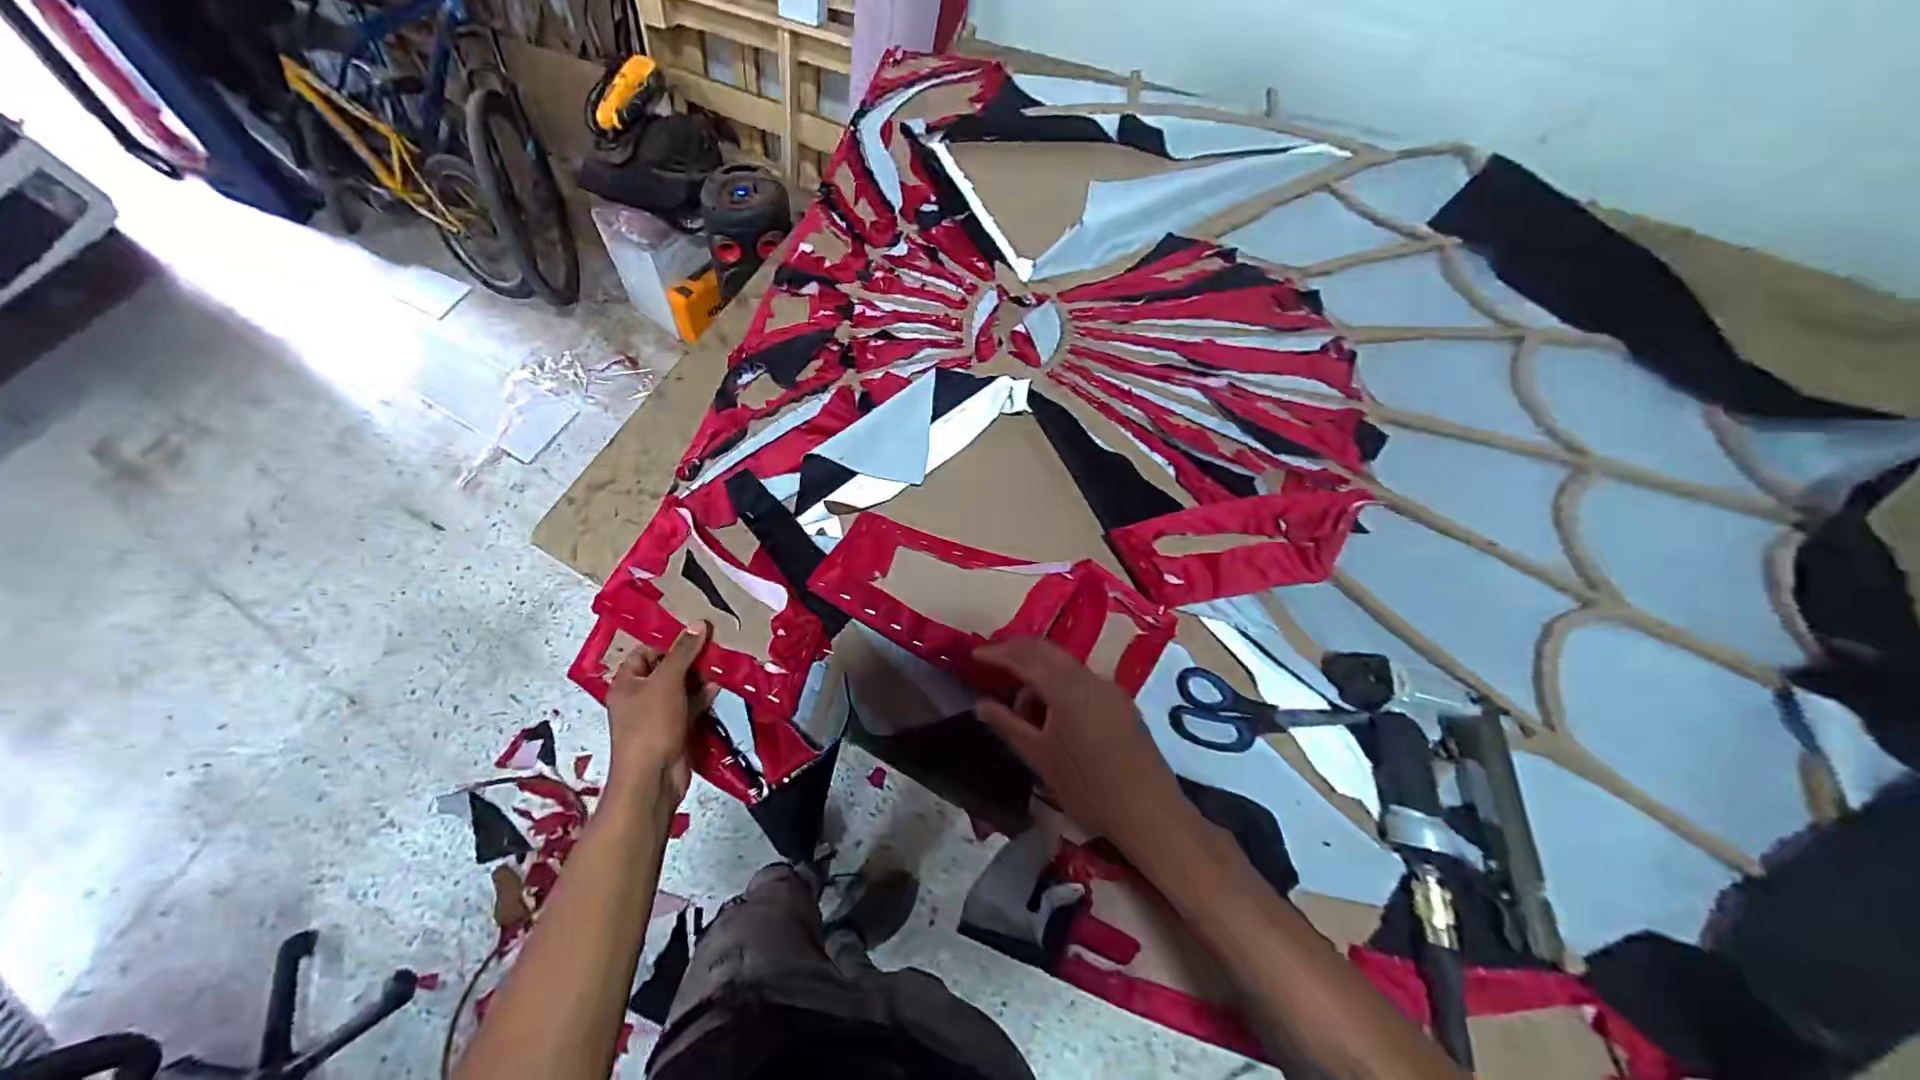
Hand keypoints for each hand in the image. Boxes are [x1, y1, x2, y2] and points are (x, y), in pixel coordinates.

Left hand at [606, 622, 716, 803]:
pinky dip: (703, 697)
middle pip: (666, 669)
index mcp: (626, 683)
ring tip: (721, 662)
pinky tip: (719, 687)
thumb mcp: (667, 681)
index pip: (645, 652)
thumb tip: (698, 623)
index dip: (668, 642)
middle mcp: (640, 697)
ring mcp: (658, 715)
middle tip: (715, 644)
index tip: (695, 634)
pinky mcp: (675, 729)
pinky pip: (690, 706)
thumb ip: (683, 652)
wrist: (653, 777)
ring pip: (681, 688)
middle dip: (689, 659)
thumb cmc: (651, 725)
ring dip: (699, 678)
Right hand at [974, 638, 1201, 863]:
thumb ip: (1008, 725)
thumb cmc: (1087, 787)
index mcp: (1067, 686)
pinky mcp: (1121, 705)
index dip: (997, 653)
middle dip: (1016, 655)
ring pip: (1065, 668)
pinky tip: (1050, 718)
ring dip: (1038, 677)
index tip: (973, 655)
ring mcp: (1110, 690)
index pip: (1025, 656)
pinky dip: (1058, 688)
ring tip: (1020, 711)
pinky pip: (1081, 682)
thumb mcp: (1039, 757)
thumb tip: (981, 703)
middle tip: (990, 667)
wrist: (1149, 813)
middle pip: (1046, 652)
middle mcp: (1090, 678)